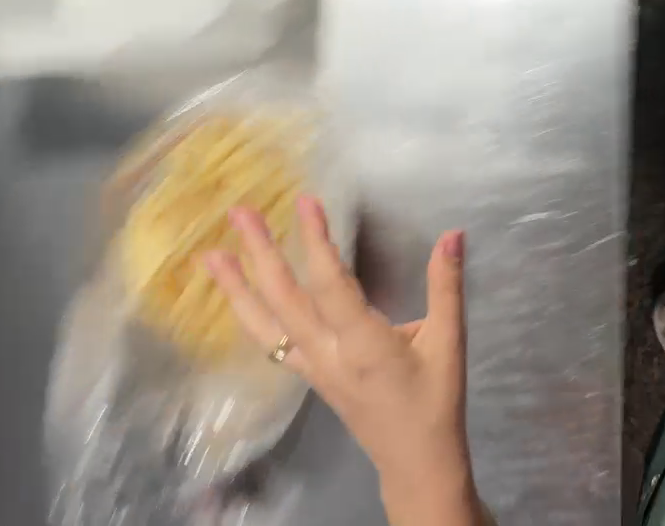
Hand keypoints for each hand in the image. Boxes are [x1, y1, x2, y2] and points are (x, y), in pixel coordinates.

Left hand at [205, 197, 482, 524]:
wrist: (415, 462)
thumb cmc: (436, 400)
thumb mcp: (450, 341)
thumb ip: (447, 285)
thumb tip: (452, 234)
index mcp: (364, 344)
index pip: (331, 284)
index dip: (317, 241)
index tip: (307, 202)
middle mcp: (328, 354)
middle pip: (284, 299)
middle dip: (260, 253)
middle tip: (240, 213)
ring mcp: (312, 368)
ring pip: (265, 324)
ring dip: (237, 287)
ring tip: (212, 254)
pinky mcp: (310, 376)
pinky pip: (271, 342)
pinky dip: (251, 314)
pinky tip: (241, 297)